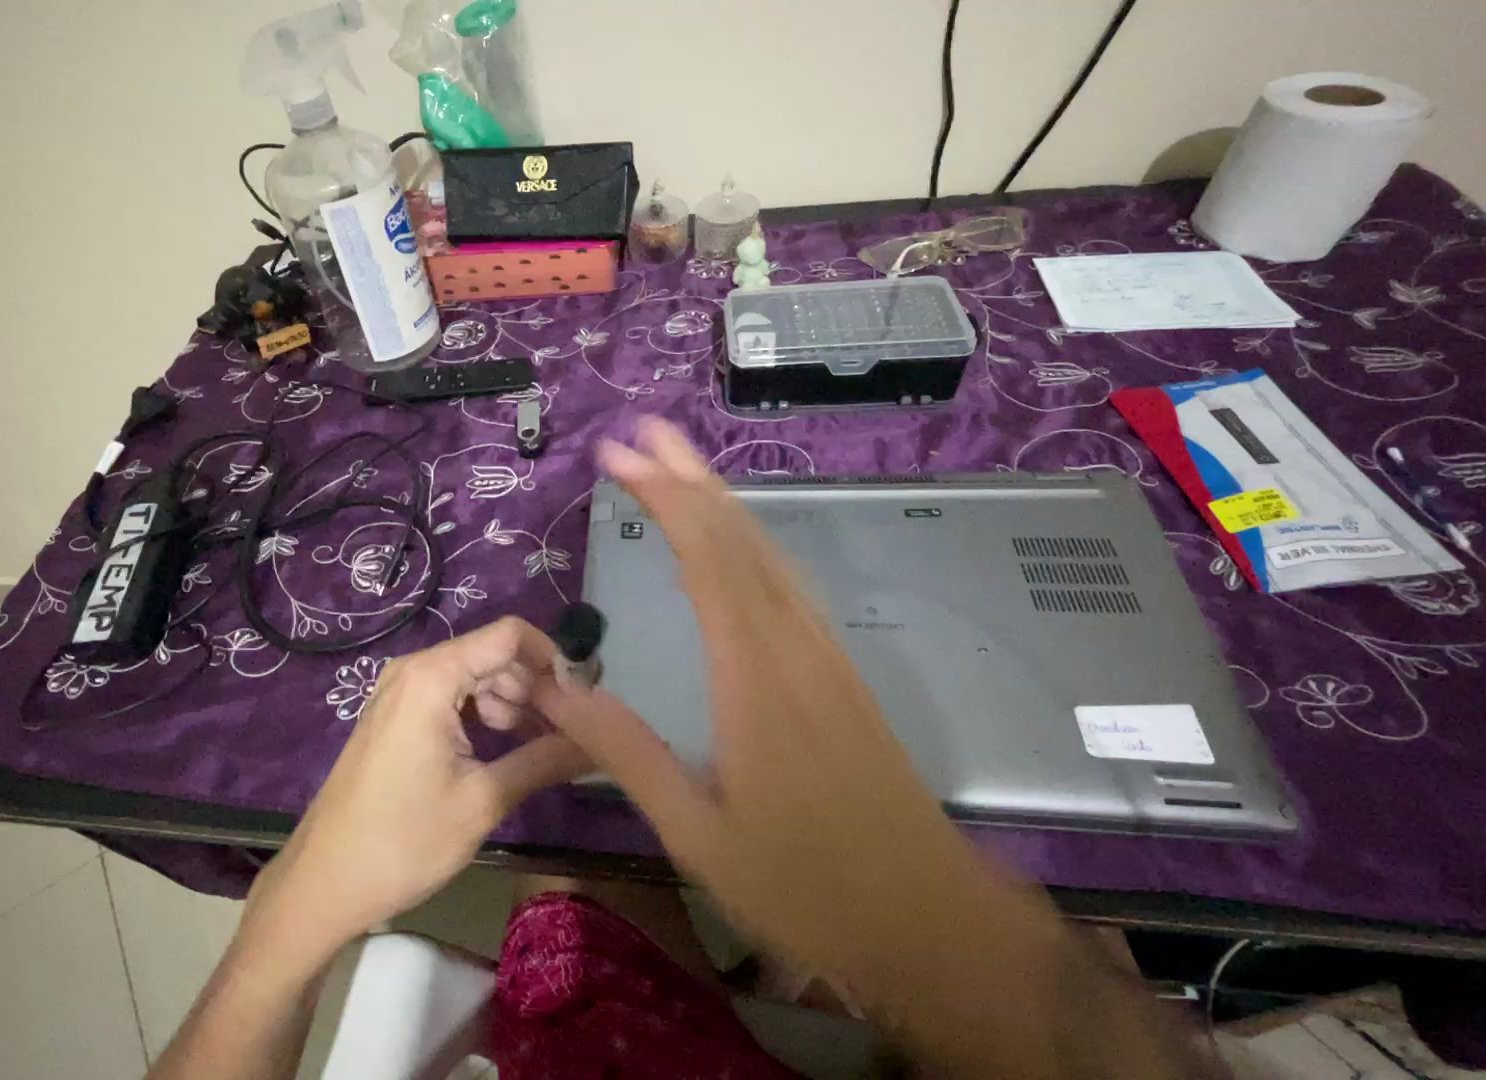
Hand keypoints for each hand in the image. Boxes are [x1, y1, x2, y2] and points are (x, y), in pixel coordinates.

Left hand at [249, 617, 590, 950]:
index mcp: (432, 677)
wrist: (324, 883)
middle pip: (495, 657)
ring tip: (547, 749)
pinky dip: (486, 717)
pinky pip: (454, 698)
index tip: (587, 698)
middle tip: (574, 733)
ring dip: (516, 706)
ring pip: (477, 678)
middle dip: (538, 688)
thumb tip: (600, 744)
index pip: (510, 636)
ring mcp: (401, 693)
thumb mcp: (483, 801)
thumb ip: (544, 761)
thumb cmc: (402, 841)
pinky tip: (511, 750)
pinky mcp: (398, 716)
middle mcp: (415, 670)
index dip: (555, 658)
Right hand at [531, 416, 999, 974]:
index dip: (662, 497)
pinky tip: (730, 549)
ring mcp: (826, 655)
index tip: (617, 457)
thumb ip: (626, 753)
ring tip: (678, 468)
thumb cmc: (807, 885)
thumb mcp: (697, 833)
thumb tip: (554, 692)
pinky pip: (789, 586)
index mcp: (755, 677)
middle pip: (742, 538)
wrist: (931, 919)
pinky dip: (750, 547)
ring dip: (722, 503)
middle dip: (690, 477)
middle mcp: (795, 646)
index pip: (707, 559)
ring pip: (771, 555)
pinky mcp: (841, 673)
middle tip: (644, 432)